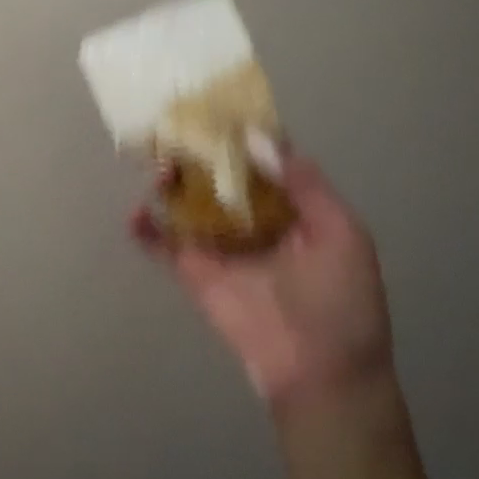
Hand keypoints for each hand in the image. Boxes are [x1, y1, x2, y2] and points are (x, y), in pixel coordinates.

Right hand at [132, 134, 393, 405]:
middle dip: (196, 151)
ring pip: (187, 200)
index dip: (239, 134)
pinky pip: (165, 243)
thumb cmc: (340, 302)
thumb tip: (259, 138)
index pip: (260, 159)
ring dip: (170, 179)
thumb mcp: (341, 234)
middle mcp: (253, 218)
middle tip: (175, 132)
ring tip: (159, 167)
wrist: (319, 373)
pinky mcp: (194, 271)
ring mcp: (221, 243)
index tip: (214, 105)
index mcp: (292, 206)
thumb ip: (305, 184)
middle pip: (217, 173)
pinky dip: (146, 227)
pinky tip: (136, 214)